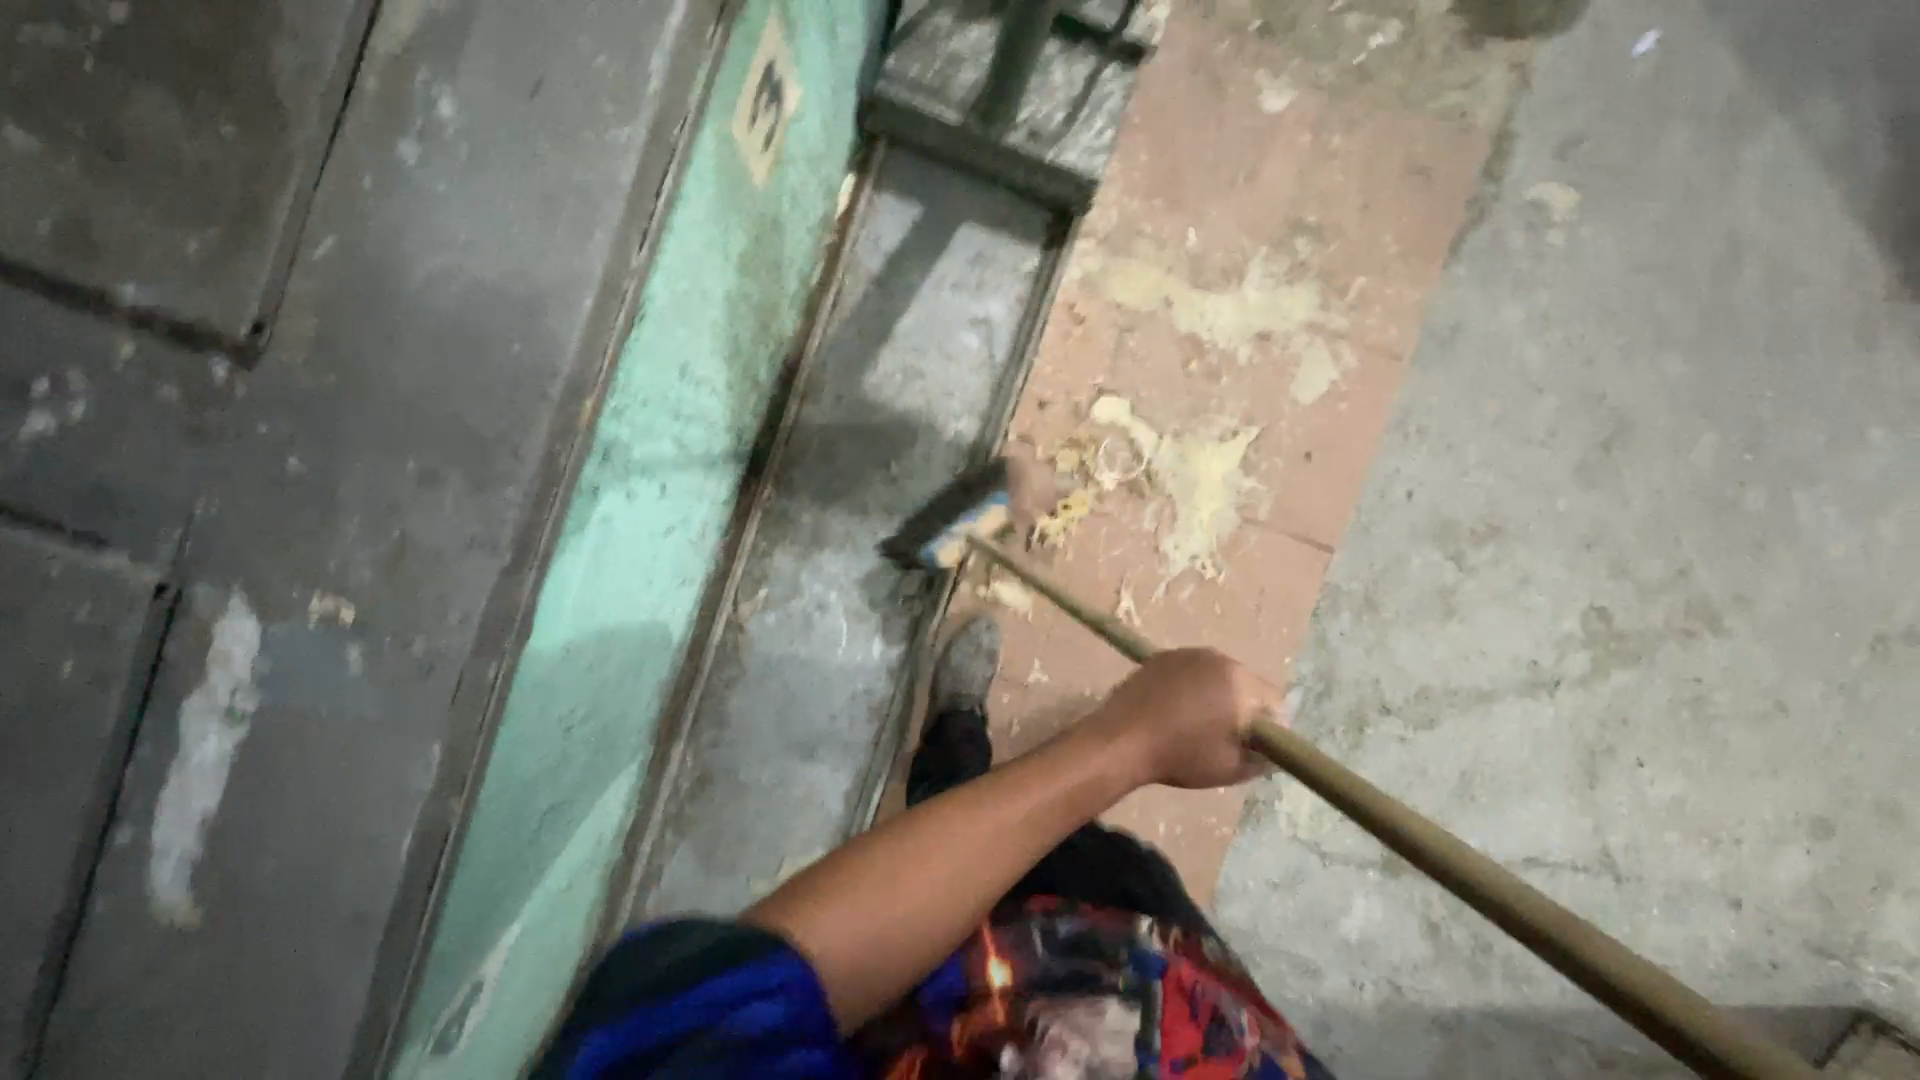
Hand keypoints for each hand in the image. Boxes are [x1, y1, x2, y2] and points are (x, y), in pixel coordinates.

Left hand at [1087, 648, 1284, 789]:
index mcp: (1240, 681)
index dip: (1270, 727)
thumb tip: (1272, 749)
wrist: (1121, 740)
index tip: (1253, 747)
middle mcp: (1217, 657)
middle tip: (1223, 737)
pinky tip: (1173, 710)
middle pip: (1245, 684)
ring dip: (1214, 695)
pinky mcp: (1159, 657)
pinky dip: (1188, 687)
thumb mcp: (1234, 768)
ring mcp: (1185, 653)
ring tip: (1195, 724)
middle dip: (1241, 708)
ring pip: (1215, 676)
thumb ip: (1265, 758)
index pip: (1275, 702)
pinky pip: (1188, 672)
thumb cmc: (1181, 755)